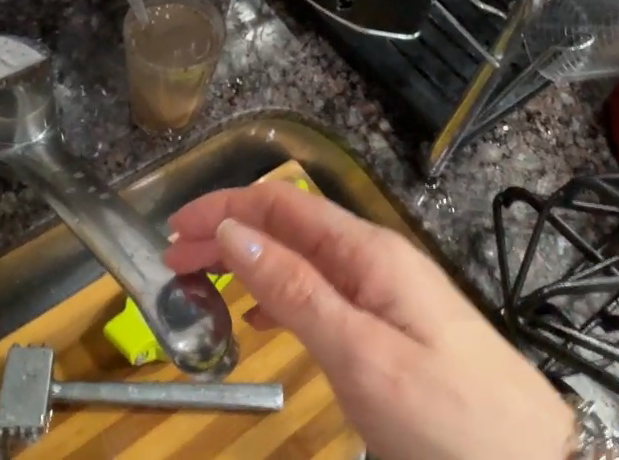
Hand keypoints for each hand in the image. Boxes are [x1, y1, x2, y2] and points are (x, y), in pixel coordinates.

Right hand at [165, 182, 579, 459]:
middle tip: (173, 262)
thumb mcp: (361, 355)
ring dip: (248, 260)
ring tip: (202, 284)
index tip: (172, 231)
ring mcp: (384, 290)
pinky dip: (277, 290)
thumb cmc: (446, 413)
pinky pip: (320, 288)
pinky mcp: (389, 324)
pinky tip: (259, 312)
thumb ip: (296, 290)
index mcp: (368, 251)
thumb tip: (232, 232)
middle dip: (228, 232)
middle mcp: (374, 258)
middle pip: (288, 225)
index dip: (224, 208)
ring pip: (301, 256)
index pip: (281, 206)